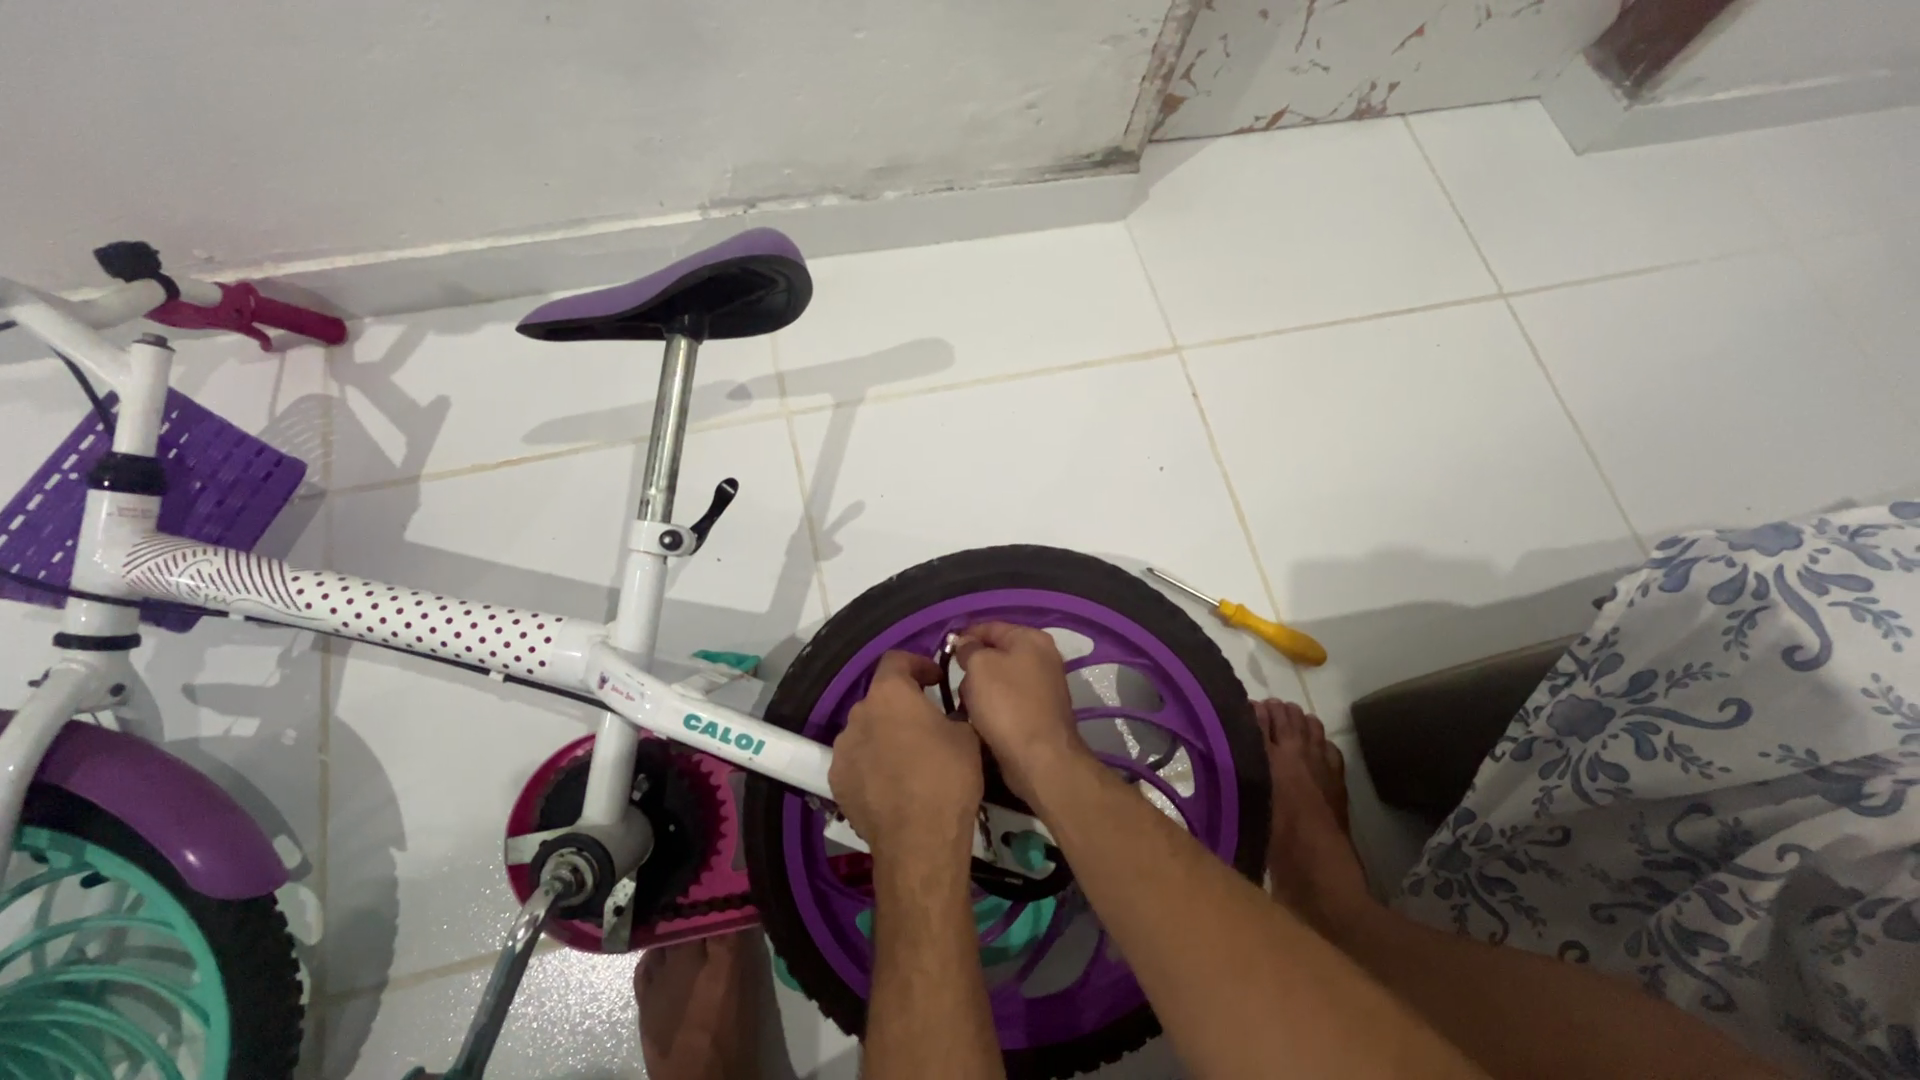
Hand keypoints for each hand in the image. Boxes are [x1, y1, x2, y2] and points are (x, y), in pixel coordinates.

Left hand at [829, 650, 983, 858]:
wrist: (919, 839)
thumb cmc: (948, 777)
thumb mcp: (966, 736)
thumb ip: (951, 715)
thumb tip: (945, 717)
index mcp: (890, 694)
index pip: (896, 660)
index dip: (917, 663)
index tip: (935, 680)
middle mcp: (859, 714)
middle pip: (880, 699)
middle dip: (901, 705)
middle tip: (926, 724)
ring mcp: (843, 749)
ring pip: (866, 731)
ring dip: (884, 735)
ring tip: (908, 759)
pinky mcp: (836, 780)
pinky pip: (857, 761)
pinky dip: (872, 764)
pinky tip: (891, 784)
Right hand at [953, 621, 1092, 806]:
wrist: (1039, 757)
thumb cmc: (1006, 703)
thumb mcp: (979, 666)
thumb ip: (969, 648)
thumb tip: (965, 643)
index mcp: (1031, 639)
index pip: (990, 627)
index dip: (964, 636)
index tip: (943, 652)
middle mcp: (1042, 658)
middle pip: (996, 654)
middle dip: (973, 668)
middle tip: (956, 682)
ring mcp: (1044, 687)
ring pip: (999, 681)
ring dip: (980, 691)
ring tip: (967, 706)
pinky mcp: (1039, 713)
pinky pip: (1007, 702)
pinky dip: (993, 709)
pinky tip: (980, 721)